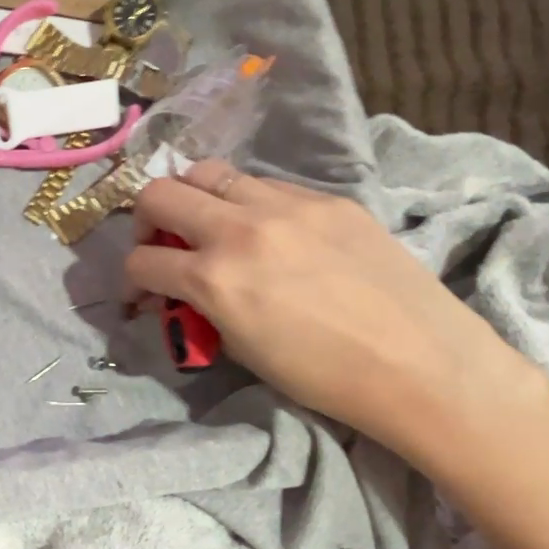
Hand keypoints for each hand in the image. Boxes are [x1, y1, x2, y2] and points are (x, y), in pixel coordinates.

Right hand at [125, 160, 547, 462]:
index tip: (142, 294)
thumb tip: (185, 290)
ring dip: (194, 199)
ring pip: (210, 173)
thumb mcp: (239, 348)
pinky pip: (266, 185)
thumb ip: (201, 307)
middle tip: (163, 245)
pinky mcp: (327, 199)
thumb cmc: (320, 376)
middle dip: (146, 221)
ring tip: (211, 228)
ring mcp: (288, 206)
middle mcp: (241, 228)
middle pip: (159, 193)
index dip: (131, 280)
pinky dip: (247, 204)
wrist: (418, 362)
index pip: (140, 260)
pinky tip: (269, 234)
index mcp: (214, 277)